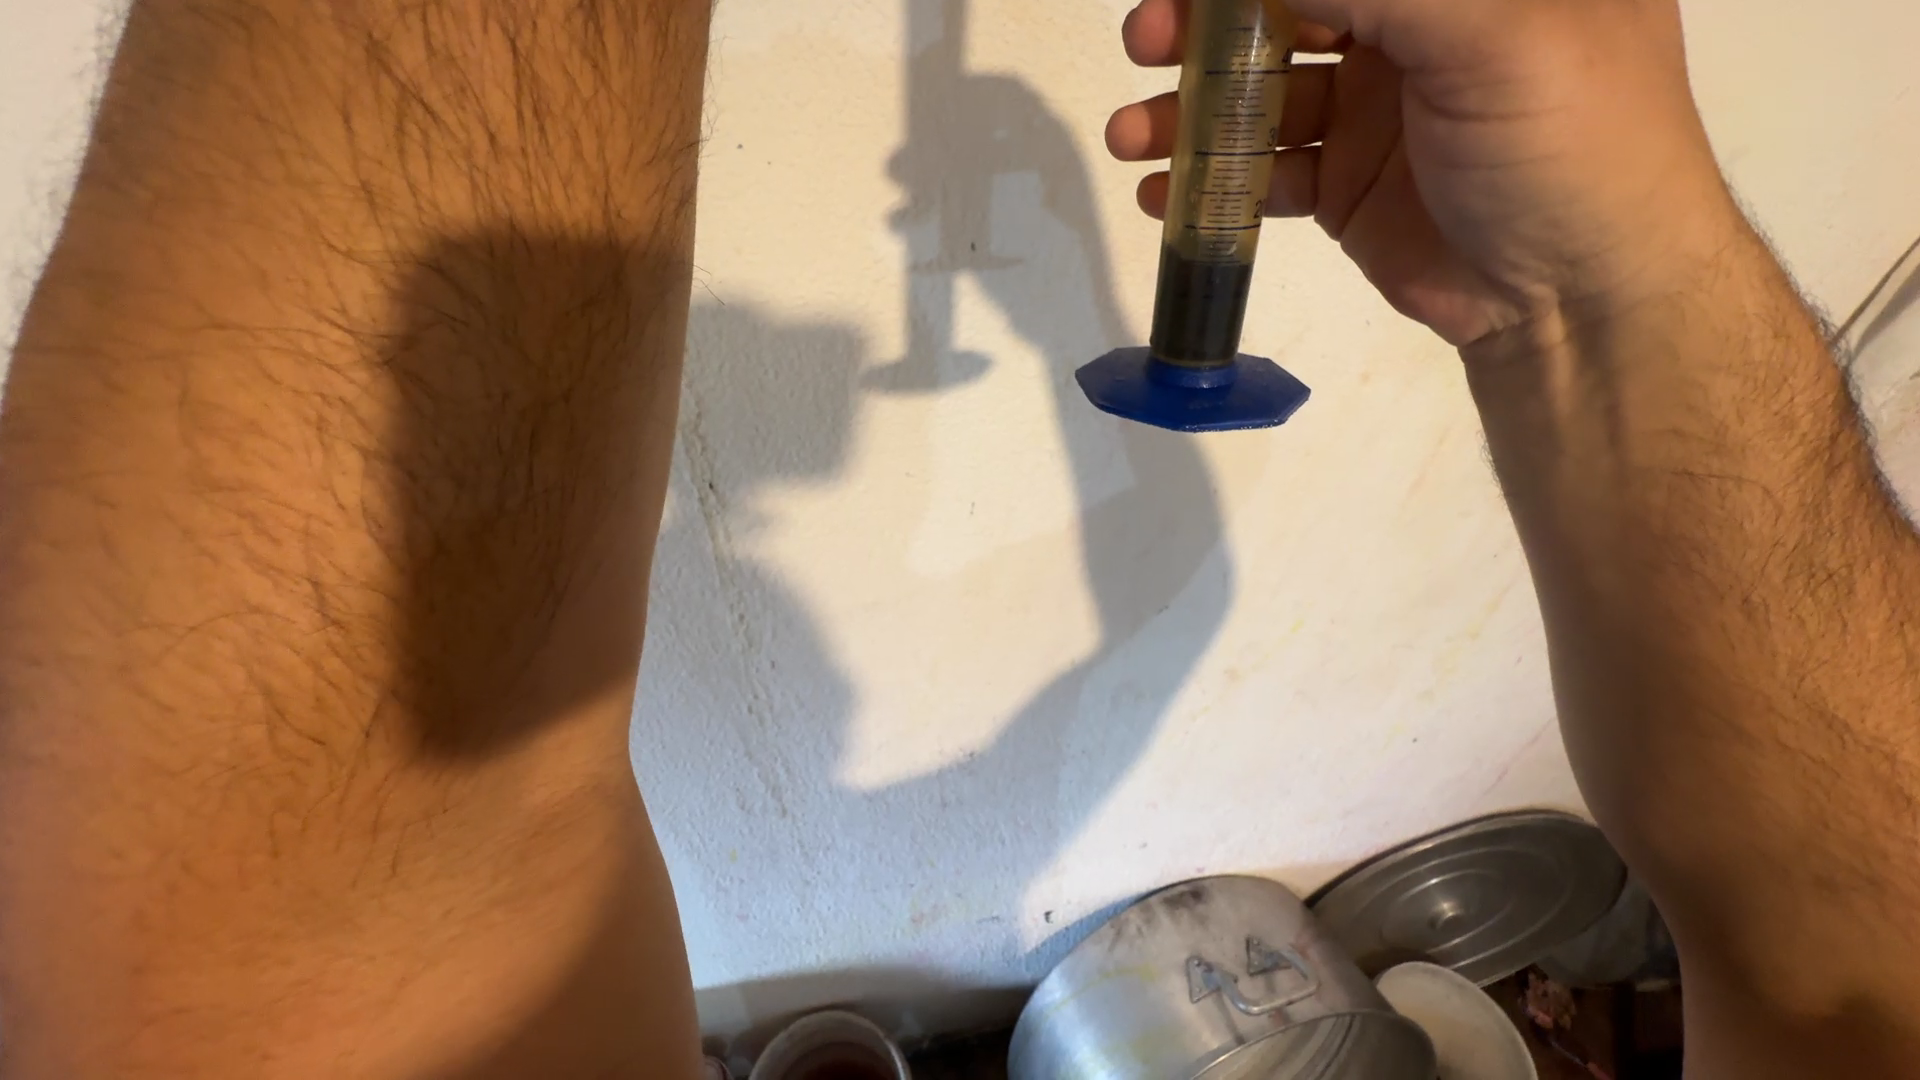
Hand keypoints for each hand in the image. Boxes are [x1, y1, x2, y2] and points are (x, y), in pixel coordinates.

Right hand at [1107, 0, 1739, 345]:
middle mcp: (1406, 33)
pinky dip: (1210, 184)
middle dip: (1205, 28)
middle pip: (1284, 13)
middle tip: (1142, 40)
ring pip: (1259, 99)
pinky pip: (1262, 175)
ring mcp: (1367, 114)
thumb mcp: (1490, 35)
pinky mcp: (1339, 187)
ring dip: (1190, 115)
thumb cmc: (1565, 142)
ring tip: (1130, 136)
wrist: (1568, 294)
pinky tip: (1161, 195)